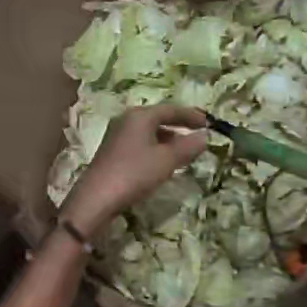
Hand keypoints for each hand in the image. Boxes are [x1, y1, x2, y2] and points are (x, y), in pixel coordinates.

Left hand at [60, 105, 209, 233]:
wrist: (97, 198)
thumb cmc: (134, 173)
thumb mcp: (167, 160)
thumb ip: (188, 146)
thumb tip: (204, 136)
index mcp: (139, 115)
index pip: (170, 109)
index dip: (191, 115)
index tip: (209, 122)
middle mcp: (126, 120)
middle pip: (157, 118)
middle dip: (179, 126)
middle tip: (198, 134)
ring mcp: (117, 135)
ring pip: (148, 131)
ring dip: (168, 138)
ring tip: (185, 150)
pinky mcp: (112, 151)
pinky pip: (140, 142)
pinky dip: (155, 147)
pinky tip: (163, 161)